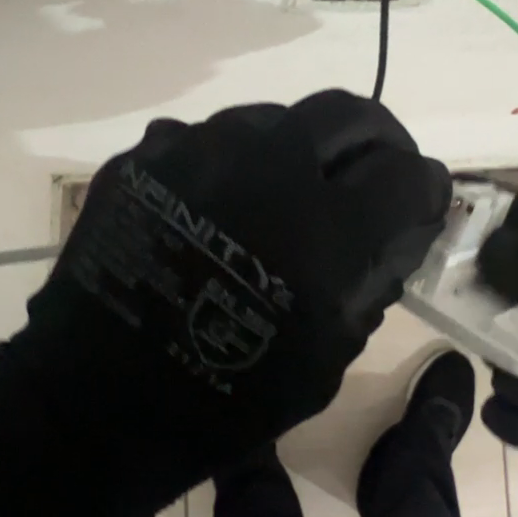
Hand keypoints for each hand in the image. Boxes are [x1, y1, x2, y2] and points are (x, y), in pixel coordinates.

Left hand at [0, 90, 451, 516]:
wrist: (94, 403)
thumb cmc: (226, 398)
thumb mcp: (328, 356)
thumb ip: (375, 276)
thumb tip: (404, 222)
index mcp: (324, 230)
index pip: (406, 172)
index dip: (424, 185)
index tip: (420, 198)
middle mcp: (268, 168)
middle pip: (349, 113)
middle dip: (376, 139)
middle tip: (373, 170)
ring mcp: (198, 149)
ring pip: (278, 116)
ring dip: (302, 147)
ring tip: (292, 188)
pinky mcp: (148, 154)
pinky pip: (212, 136)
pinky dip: (236, 161)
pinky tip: (225, 201)